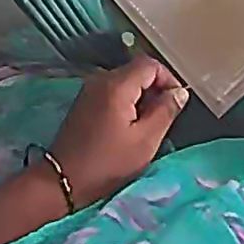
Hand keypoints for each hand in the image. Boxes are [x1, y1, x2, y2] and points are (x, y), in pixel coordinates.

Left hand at [49, 55, 189, 206]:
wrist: (64, 179)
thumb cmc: (107, 163)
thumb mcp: (145, 141)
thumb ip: (165, 111)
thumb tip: (179, 92)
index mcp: (116, 85)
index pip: (150, 64)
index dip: (168, 79)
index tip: (176, 103)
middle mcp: (101, 78)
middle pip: (137, 70)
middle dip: (155, 89)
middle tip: (162, 118)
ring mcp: (90, 88)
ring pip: (126, 80)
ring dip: (141, 97)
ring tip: (147, 126)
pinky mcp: (85, 99)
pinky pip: (113, 90)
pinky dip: (126, 102)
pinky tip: (128, 126)